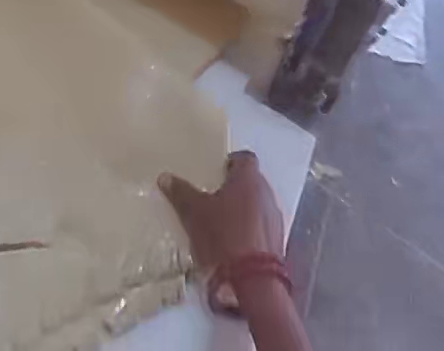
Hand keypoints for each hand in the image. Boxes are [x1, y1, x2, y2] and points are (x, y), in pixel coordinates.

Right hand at [159, 151, 283, 269]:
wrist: (254, 285)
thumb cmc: (223, 237)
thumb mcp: (194, 213)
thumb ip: (181, 193)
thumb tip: (165, 177)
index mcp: (248, 178)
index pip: (244, 158)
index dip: (231, 163)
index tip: (217, 172)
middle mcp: (266, 193)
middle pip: (251, 182)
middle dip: (235, 188)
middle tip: (214, 198)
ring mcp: (275, 219)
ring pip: (258, 206)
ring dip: (244, 211)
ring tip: (222, 224)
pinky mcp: (279, 244)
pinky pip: (262, 228)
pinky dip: (251, 231)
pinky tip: (235, 246)